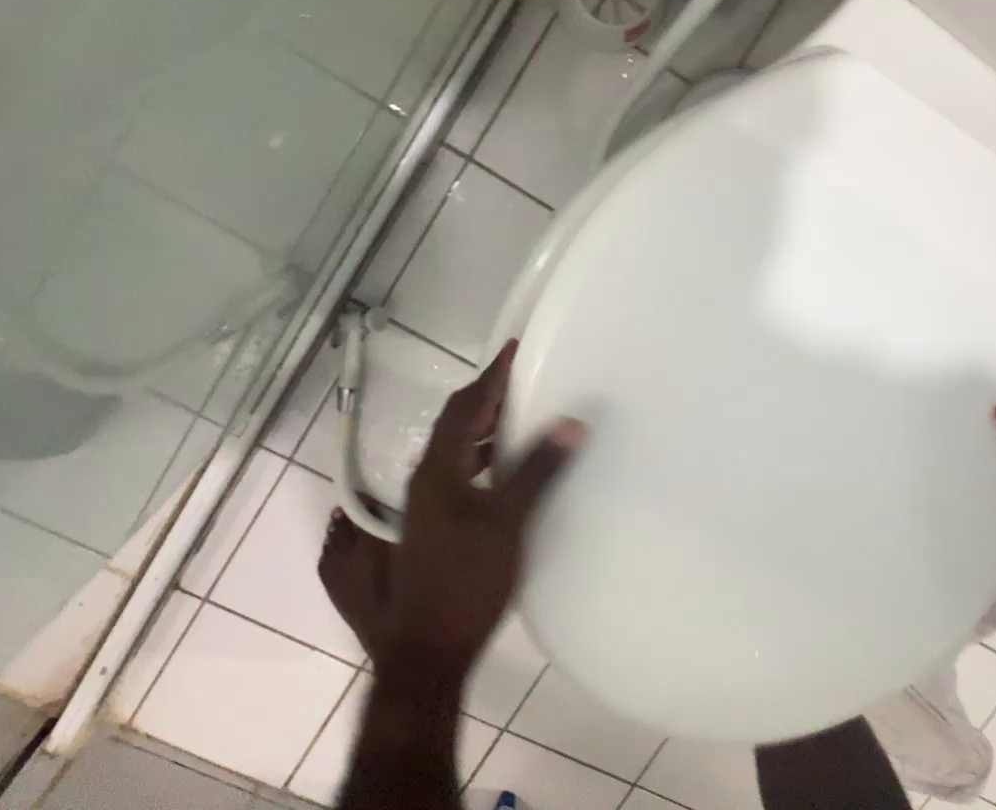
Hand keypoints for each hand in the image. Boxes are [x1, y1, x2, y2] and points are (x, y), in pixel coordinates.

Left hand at [385, 340, 581, 679]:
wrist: (428, 647)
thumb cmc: (467, 580)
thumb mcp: (508, 522)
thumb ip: (538, 470)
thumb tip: (570, 423)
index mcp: (438, 470)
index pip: (464, 407)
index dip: (490, 376)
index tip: (514, 349)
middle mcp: (425, 480)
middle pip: (455, 424)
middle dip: (486, 398)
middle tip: (522, 379)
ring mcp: (425, 505)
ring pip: (454, 451)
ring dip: (483, 429)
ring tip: (519, 417)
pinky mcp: (432, 526)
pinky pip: (457, 474)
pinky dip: (480, 459)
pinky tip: (503, 472)